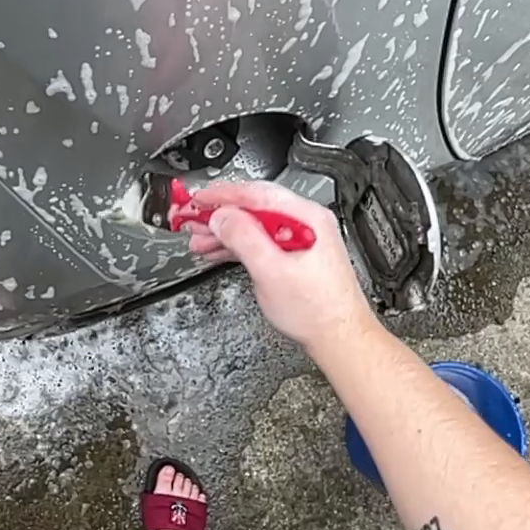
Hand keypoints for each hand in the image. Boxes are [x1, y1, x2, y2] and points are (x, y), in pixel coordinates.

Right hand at [184, 180, 376, 351]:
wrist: (339, 336)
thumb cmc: (318, 310)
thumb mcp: (271, 271)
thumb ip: (244, 238)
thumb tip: (222, 216)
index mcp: (306, 218)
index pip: (256, 194)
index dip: (222, 195)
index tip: (197, 199)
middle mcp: (305, 223)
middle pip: (253, 207)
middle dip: (218, 213)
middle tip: (190, 218)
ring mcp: (300, 238)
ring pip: (254, 224)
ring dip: (223, 230)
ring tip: (197, 238)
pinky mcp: (294, 254)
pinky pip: (259, 240)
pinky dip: (236, 244)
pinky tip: (217, 249)